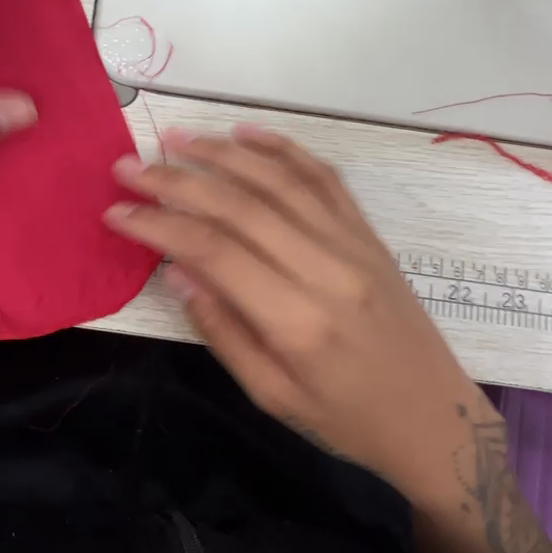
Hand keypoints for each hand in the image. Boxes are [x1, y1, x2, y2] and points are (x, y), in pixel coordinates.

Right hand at [103, 125, 483, 490]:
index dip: (159, 225)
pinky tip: (245, 133)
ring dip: (221, 153)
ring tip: (174, 138)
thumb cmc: (345, 419)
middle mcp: (327, 269)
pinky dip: (283, 148)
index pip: (214, 251)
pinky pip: (323, 178)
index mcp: (297, 320)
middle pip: (240, 206)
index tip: (116, 211)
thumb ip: (222, 331)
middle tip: (127, 166)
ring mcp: (353, 244)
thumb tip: (175, 269)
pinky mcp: (368, 234)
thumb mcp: (272, 397)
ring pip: (278, 181)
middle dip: (175, 180)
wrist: (434, 420)